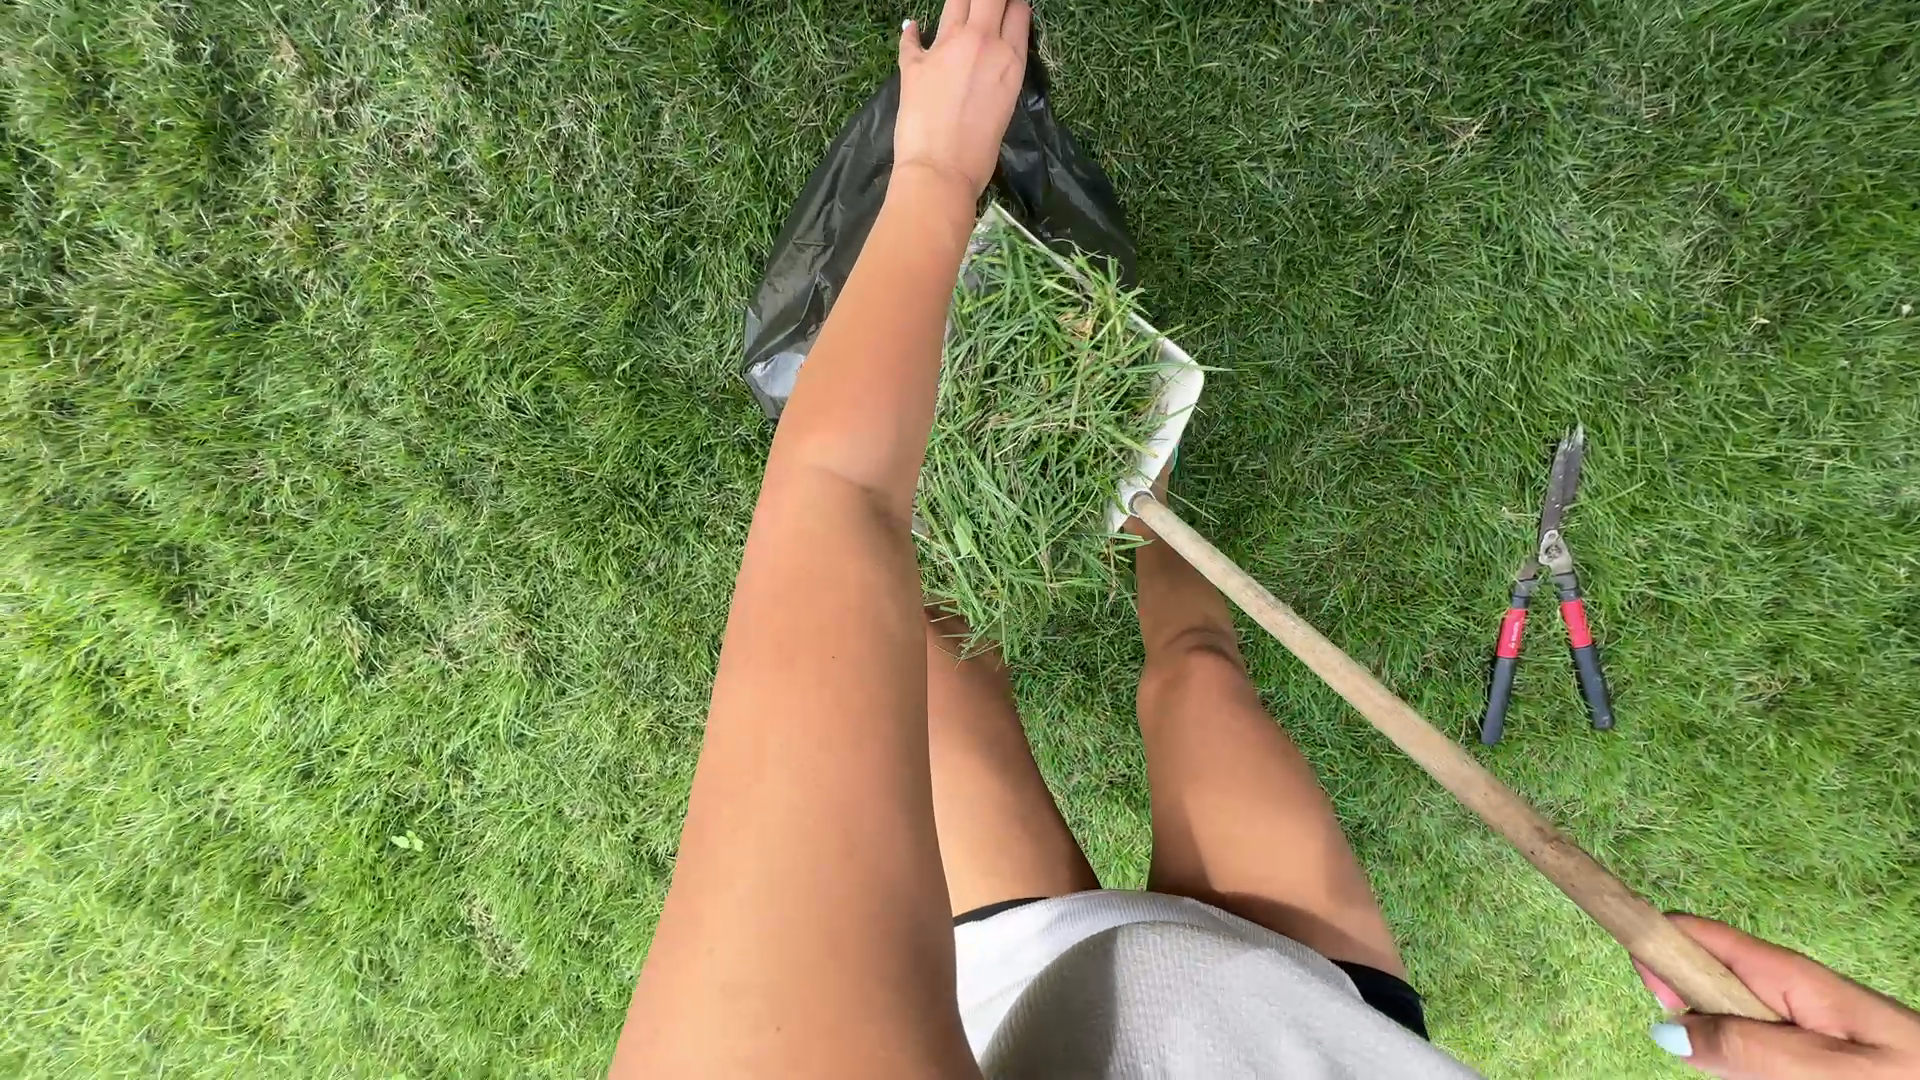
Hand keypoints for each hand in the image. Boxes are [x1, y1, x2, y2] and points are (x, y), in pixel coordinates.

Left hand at [893, 0, 1031, 200]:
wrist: (939, 175)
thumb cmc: (979, 158)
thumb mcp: (1005, 110)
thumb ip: (999, 76)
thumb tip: (991, 65)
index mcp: (1009, 59)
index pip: (1018, 10)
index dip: (1013, 7)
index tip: (1007, 12)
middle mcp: (980, 42)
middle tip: (984, 7)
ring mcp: (944, 47)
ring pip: (955, 0)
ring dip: (959, 2)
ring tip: (959, 10)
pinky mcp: (914, 62)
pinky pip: (911, 36)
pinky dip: (912, 33)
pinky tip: (914, 30)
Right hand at [1635, 914, 1919, 1077]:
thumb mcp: (1835, 1074)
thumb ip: (1748, 1048)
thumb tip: (1665, 1029)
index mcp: (1783, 974)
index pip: (1685, 930)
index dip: (1657, 955)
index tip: (1666, 1003)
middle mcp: (1782, 988)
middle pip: (1698, 984)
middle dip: (1697, 1024)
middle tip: (1735, 1067)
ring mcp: (1797, 1022)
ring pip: (1726, 1028)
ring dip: (1731, 1060)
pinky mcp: (1810, 1052)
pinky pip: (1758, 1055)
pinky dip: (1756, 1075)